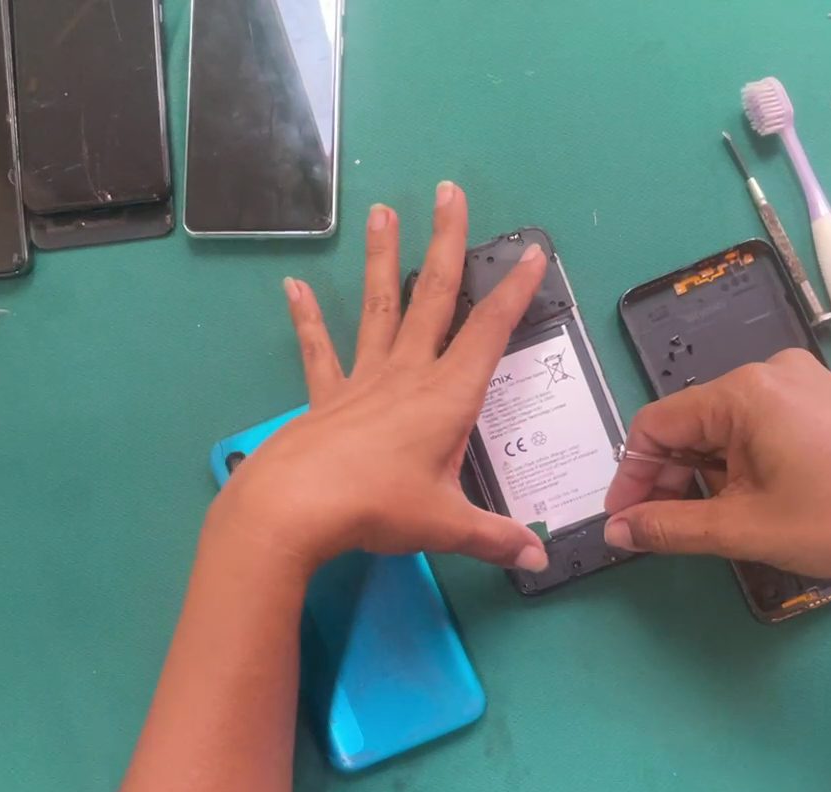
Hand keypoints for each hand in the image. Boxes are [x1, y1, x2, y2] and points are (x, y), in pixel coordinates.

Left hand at [212, 182, 550, 574]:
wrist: (296, 508)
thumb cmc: (378, 508)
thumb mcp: (446, 526)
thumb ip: (495, 539)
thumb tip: (539, 560)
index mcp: (447, 396)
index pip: (491, 332)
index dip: (515, 291)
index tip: (532, 252)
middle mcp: (408, 374)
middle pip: (434, 297)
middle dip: (448, 243)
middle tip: (449, 192)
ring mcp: (363, 379)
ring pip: (380, 308)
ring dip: (383, 259)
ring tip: (381, 211)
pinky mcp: (327, 396)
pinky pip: (319, 351)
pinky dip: (306, 320)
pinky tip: (292, 287)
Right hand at [601, 349, 830, 597]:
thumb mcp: (742, 527)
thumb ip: (668, 526)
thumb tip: (617, 531)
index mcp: (743, 391)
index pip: (655, 425)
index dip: (631, 476)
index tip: (625, 520)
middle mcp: (769, 374)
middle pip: (688, 425)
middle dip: (667, 479)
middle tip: (661, 530)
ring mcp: (802, 386)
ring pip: (722, 431)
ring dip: (703, 476)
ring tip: (709, 523)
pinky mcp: (824, 405)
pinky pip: (757, 431)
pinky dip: (738, 467)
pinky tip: (748, 502)